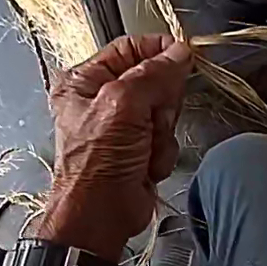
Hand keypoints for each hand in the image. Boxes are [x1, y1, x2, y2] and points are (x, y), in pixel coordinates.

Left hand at [42, 34, 190, 255]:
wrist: (100, 217)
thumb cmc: (96, 166)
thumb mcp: (123, 106)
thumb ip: (154, 74)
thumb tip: (178, 53)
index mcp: (85, 82)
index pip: (129, 48)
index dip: (158, 50)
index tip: (182, 54)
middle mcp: (102, 103)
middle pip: (154, 82)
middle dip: (160, 105)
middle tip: (149, 121)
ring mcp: (122, 130)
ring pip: (165, 114)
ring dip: (161, 134)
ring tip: (142, 150)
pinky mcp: (139, 153)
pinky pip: (166, 141)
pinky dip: (161, 155)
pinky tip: (145, 166)